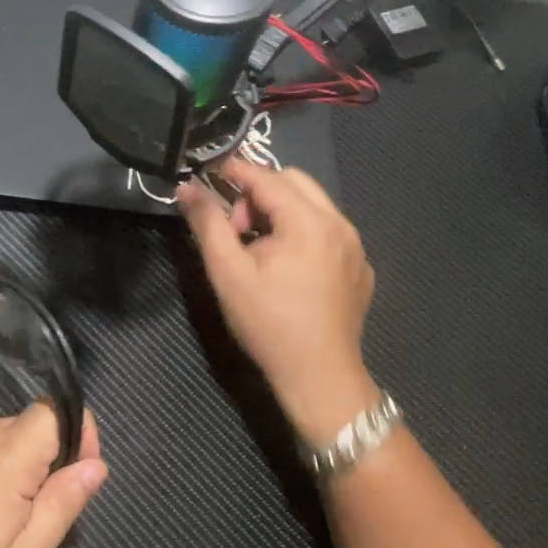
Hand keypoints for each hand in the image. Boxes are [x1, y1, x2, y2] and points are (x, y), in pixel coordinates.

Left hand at [0, 402, 105, 547]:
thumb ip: (62, 507)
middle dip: (42, 460)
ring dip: (10, 463)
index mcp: (5, 453)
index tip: (77, 471)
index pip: (55, 409)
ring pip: (2, 433)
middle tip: (26, 514)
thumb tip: (96, 465)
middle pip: (30, 425)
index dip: (77, 432)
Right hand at [177, 158, 378, 443]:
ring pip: (313, 205)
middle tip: (235, 228)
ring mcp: (355, 248)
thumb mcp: (227, 271)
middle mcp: (340, 225)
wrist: (319, 377)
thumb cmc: (267, 322)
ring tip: (257, 249)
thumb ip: (207, 223)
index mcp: (309, 222)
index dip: (234, 171)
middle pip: (294, 182)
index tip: (207, 173)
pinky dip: (302, 232)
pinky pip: (328, 231)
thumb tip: (187, 187)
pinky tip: (286, 269)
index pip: (267, 178)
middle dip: (258, 192)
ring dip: (279, 211)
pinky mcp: (360, 268)